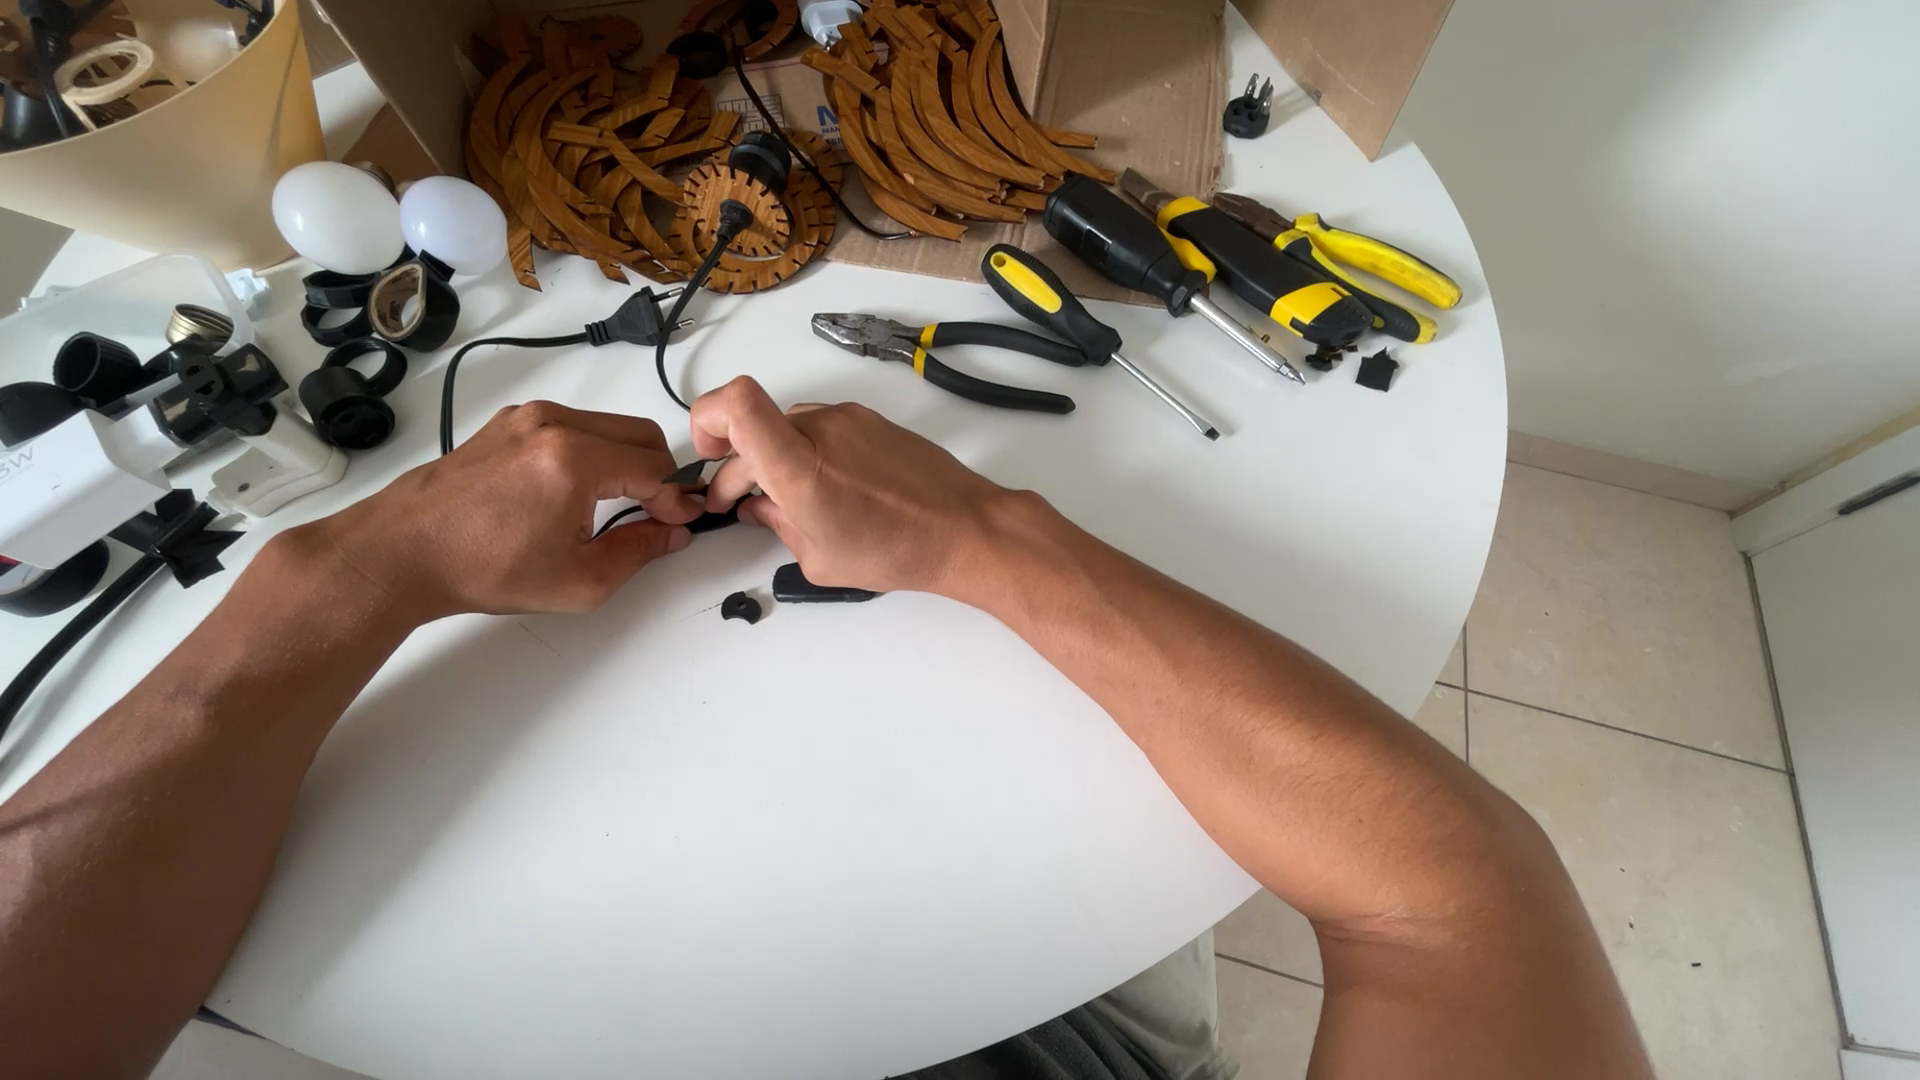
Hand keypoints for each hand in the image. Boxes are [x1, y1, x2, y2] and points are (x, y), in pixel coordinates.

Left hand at [294, 401, 705, 621]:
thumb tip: (672, 533)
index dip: (680, 500)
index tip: (685, 522)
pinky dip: (599, 452)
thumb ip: (641, 551)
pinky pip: (578, 426)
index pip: (656, 470)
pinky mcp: (510, 423)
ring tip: (627, 505)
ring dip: (632, 463)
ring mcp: (528, 418)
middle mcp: (553, 424)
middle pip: (643, 436)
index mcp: (573, 458)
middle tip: (663, 514)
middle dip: (663, 476)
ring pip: (612, 427)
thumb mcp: (580, 580)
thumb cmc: (480, 568)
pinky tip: (589, 491)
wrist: (399, 554)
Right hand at [691, 377, 1019, 594]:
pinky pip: (822, 429)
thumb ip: (776, 527)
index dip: (706, 419)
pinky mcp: (870, 420)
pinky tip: (825, 488)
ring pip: (788, 428)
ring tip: (790, 501)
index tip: (708, 454)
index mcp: (801, 467)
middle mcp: (821, 429)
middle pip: (754, 426)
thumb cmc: (898, 549)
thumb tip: (757, 509)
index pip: (735, 403)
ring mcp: (849, 419)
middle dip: (736, 465)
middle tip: (739, 503)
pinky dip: (809, 453)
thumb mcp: (820, 558)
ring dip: (776, 459)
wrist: (963, 528)